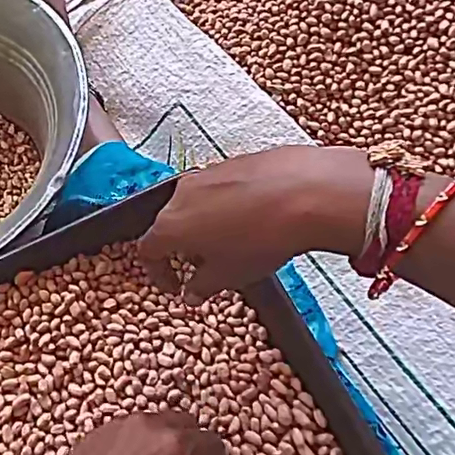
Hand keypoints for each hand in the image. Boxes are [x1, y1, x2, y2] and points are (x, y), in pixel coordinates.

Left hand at [0, 412, 232, 454]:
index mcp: (167, 447)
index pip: (210, 443)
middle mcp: (137, 428)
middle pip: (181, 426)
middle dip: (195, 453)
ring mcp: (104, 433)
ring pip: (149, 427)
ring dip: (164, 449)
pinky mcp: (81, 446)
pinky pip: (121, 437)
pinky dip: (135, 452)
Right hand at [138, 145, 372, 303]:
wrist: (306, 192)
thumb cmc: (262, 236)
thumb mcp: (229, 275)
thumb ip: (203, 286)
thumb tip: (193, 292)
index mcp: (170, 225)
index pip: (148, 251)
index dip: (159, 273)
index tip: (174, 286)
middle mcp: (181, 194)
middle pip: (171, 225)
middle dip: (184, 249)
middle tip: (205, 267)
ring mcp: (208, 174)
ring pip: (196, 205)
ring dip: (206, 227)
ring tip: (234, 245)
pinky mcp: (234, 162)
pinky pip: (222, 189)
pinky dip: (229, 207)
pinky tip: (254, 221)